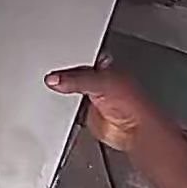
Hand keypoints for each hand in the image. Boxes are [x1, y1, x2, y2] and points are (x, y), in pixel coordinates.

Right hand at [45, 60, 180, 158]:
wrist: (137, 132)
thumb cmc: (133, 103)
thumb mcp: (101, 83)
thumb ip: (76, 79)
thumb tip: (55, 79)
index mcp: (103, 63)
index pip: (79, 55)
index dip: (65, 57)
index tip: (50, 60)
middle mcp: (96, 78)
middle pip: (70, 74)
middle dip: (61, 76)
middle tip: (49, 77)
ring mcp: (90, 96)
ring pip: (68, 91)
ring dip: (61, 93)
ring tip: (52, 91)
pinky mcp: (85, 112)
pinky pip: (67, 108)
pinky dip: (61, 109)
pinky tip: (57, 106)